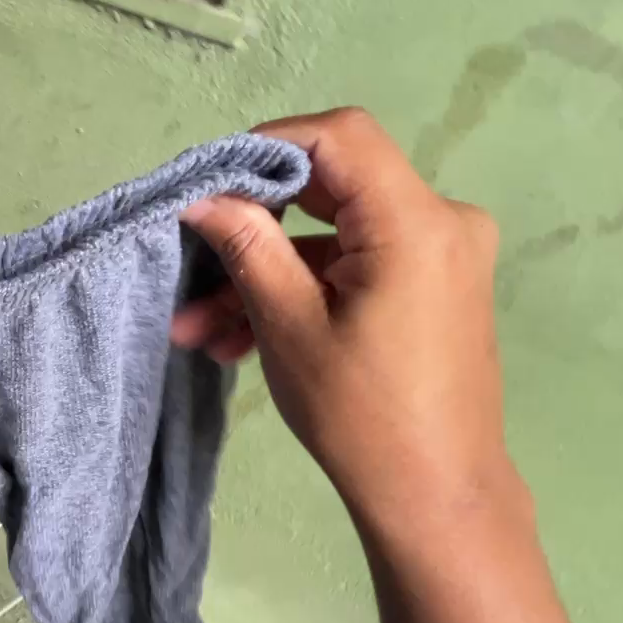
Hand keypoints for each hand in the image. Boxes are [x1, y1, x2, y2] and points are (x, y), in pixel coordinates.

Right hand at [172, 107, 515, 531]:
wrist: (429, 485)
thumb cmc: (357, 407)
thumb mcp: (286, 323)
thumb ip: (248, 247)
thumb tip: (203, 197)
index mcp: (416, 224)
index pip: (341, 137)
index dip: (266, 145)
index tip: (205, 182)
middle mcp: (436, 223)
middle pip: (326, 190)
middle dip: (245, 229)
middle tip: (186, 264)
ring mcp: (428, 256)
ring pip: (321, 241)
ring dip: (253, 278)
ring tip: (196, 331)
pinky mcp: (416, 285)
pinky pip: (338, 270)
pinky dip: (285, 294)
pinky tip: (235, 340)